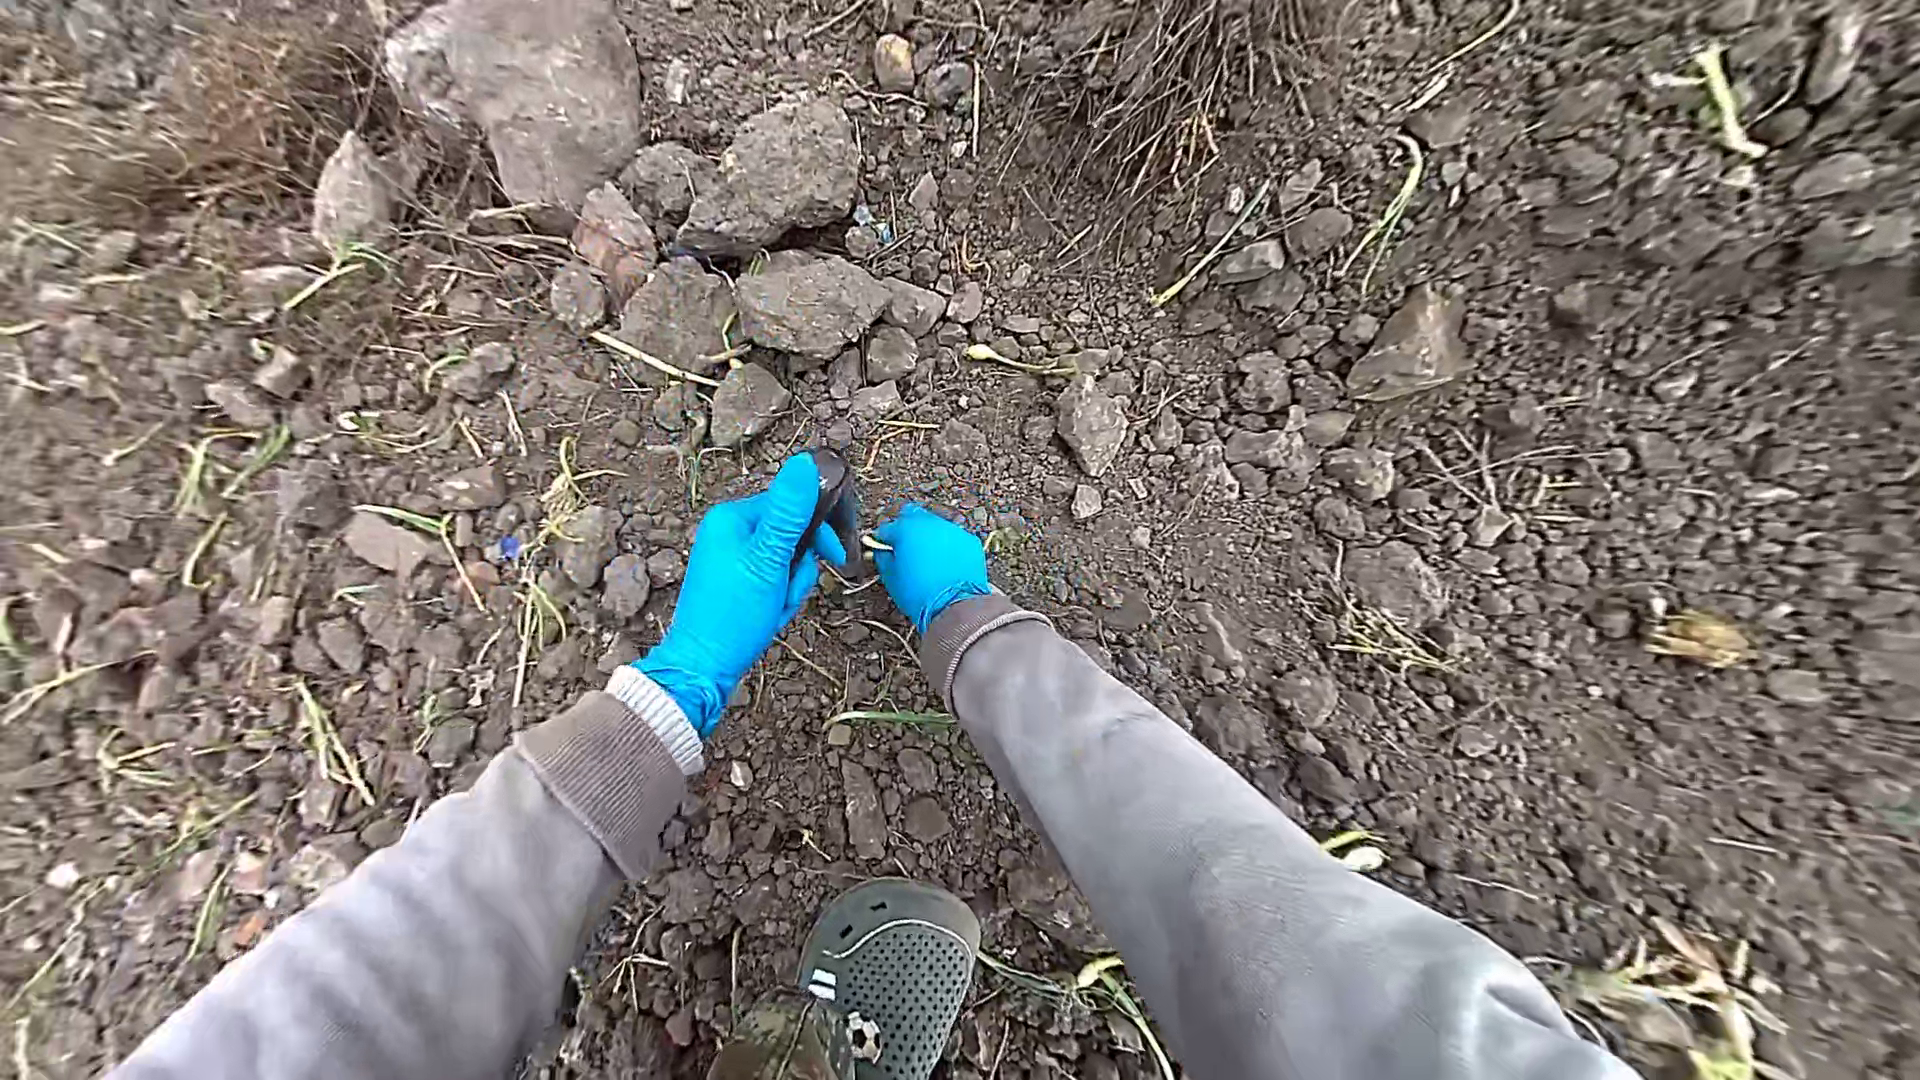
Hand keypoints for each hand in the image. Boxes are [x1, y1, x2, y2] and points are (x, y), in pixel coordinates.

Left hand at [639, 454, 846, 734]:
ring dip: (792, 585)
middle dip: (800, 567)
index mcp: (732, 518)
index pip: (792, 506)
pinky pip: (776, 578)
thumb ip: (789, 513)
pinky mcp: (739, 580)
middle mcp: (730, 532)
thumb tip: (805, 464)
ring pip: (788, 560)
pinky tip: (770, 613)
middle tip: (789, 590)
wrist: (704, 668)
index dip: (817, 532)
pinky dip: (781, 596)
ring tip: (776, 606)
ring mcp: (734, 558)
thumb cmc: (733, 615)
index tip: (833, 555)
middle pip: (793, 534)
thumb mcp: (768, 560)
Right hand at [872, 504, 992, 633]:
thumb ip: (884, 557)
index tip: (885, 547)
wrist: (955, 606)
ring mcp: (952, 529)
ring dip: (928, 535)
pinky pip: (953, 536)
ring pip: (935, 524)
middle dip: (906, 528)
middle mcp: (930, 523)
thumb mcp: (891, 578)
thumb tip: (883, 550)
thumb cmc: (921, 595)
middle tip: (905, 546)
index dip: (884, 538)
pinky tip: (945, 561)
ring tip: (927, 556)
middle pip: (912, 515)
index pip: (888, 527)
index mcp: (906, 529)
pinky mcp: (969, 540)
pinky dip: (947, 544)